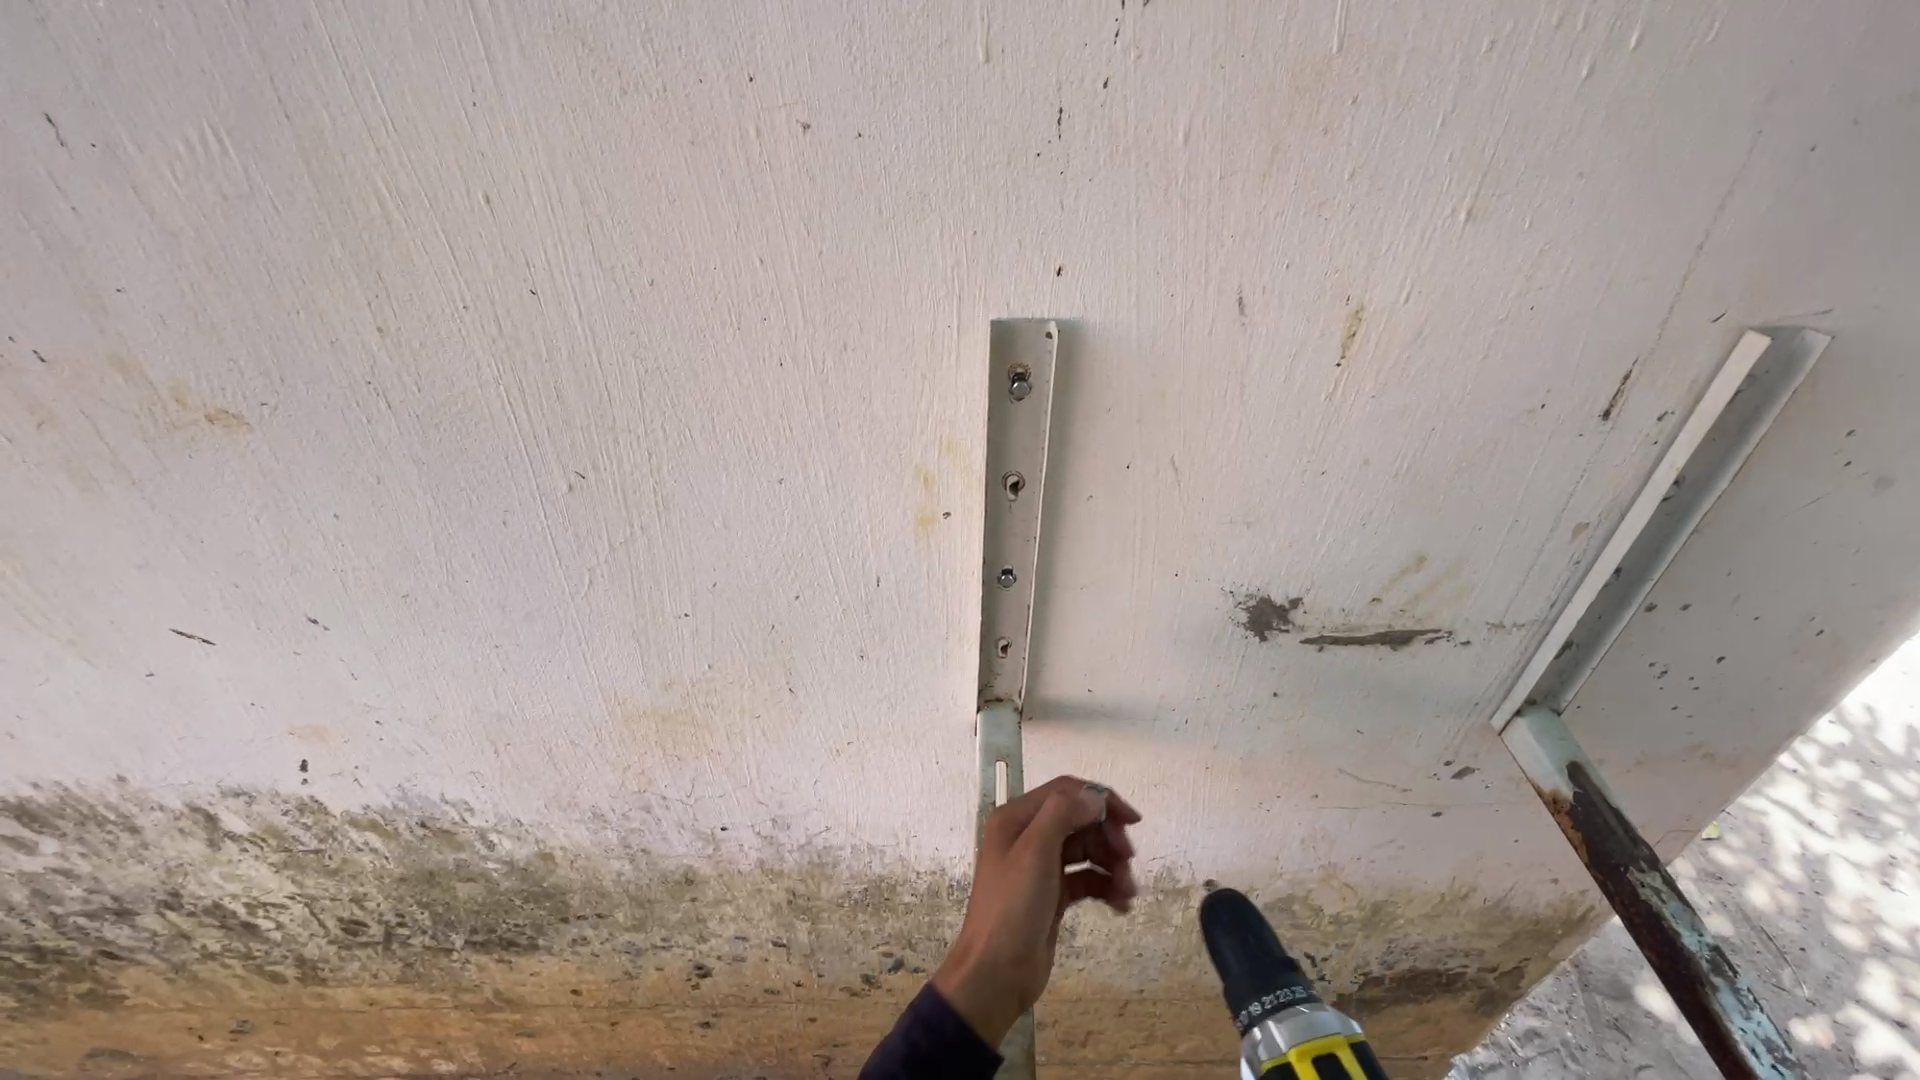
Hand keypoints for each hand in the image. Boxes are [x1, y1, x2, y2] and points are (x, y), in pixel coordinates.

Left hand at [931, 775, 1141, 1045]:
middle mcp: (1027, 835)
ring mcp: (1040, 866)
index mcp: (1016, 817)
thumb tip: (1095, 797)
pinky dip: (1105, 886)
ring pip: (1086, 851)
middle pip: (1080, 820)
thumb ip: (1063, 814)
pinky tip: (1121, 905)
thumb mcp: (1035, 852)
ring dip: (1111, 865)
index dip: (1101, 800)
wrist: (995, 973)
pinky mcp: (1052, 895)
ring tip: (1127, 891)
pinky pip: (1086, 879)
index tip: (1133, 822)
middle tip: (1128, 861)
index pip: (1066, 791)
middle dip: (1108, 837)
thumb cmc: (1012, 907)